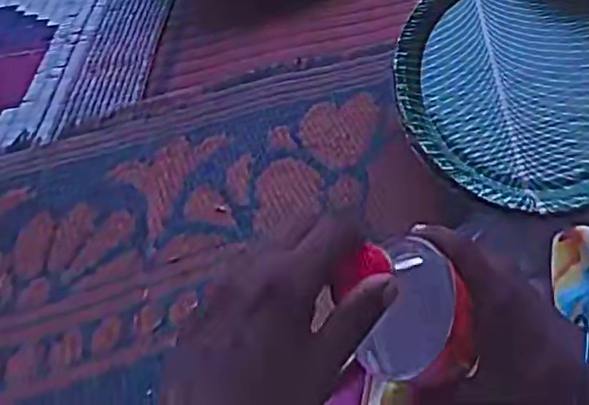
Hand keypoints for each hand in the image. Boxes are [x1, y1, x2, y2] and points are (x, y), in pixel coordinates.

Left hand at [162, 218, 393, 404]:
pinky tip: (268, 318)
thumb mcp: (322, 367)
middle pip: (303, 221)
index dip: (359, 237)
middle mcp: (253, 267)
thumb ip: (357, 316)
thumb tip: (387, 281)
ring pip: (272, 241)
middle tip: (340, 277)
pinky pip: (244, 268)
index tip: (366, 264)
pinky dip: (267, 273)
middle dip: (329, 238)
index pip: (336, 226)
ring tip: (306, 299)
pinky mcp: (200, 306)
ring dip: (298, 252)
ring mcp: (221, 284)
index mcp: (288, 277)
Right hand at [415, 225, 584, 404]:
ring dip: (459, 267)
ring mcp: (520, 283)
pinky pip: (494, 275)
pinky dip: (474, 280)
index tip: (410, 237)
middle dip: (441, 253)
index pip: (460, 247)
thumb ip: (440, 396)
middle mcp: (507, 275)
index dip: (434, 237)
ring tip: (430, 282)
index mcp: (494, 287)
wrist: (582, 379)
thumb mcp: (480, 392)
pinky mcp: (528, 295)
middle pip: (469, 252)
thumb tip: (405, 398)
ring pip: (483, 264)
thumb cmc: (530, 377)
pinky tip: (461, 303)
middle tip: (412, 265)